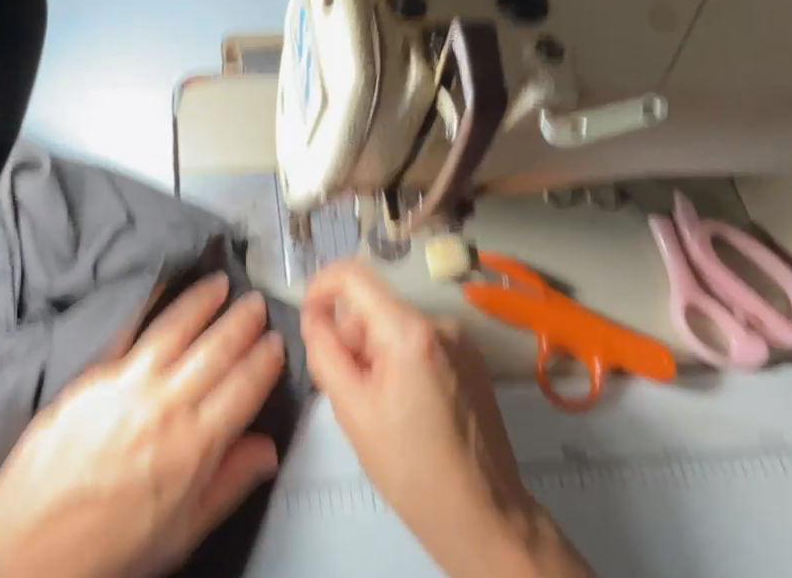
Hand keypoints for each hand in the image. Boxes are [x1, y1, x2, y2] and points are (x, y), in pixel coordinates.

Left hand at [0, 274, 286, 577]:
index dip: (264, 362)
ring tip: (219, 284)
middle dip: (241, 323)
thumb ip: (228, 484)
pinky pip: (130, 330)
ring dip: (202, 303)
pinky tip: (160, 289)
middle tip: (255, 303)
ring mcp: (129, 385)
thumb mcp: (182, 532)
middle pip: (216, 351)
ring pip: (176, 330)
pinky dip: (149, 305)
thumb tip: (265, 451)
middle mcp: (167, 406)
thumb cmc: (106, 545)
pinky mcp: (95, 375)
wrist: (31, 539)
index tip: (276, 343)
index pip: (244, 388)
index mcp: (195, 446)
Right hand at [300, 261, 525, 522]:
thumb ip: (324, 350)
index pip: (353, 275)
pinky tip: (404, 408)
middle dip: (349, 339)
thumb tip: (314, 314)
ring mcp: (461, 341)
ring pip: (394, 327)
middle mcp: (440, 324)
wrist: (482, 515)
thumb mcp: (351, 409)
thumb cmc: (410, 469)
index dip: (320, 287)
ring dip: (374, 355)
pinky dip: (399, 363)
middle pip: (373, 307)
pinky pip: (418, 344)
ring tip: (378, 408)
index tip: (309, 320)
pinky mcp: (471, 360)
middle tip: (347, 391)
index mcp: (410, 332)